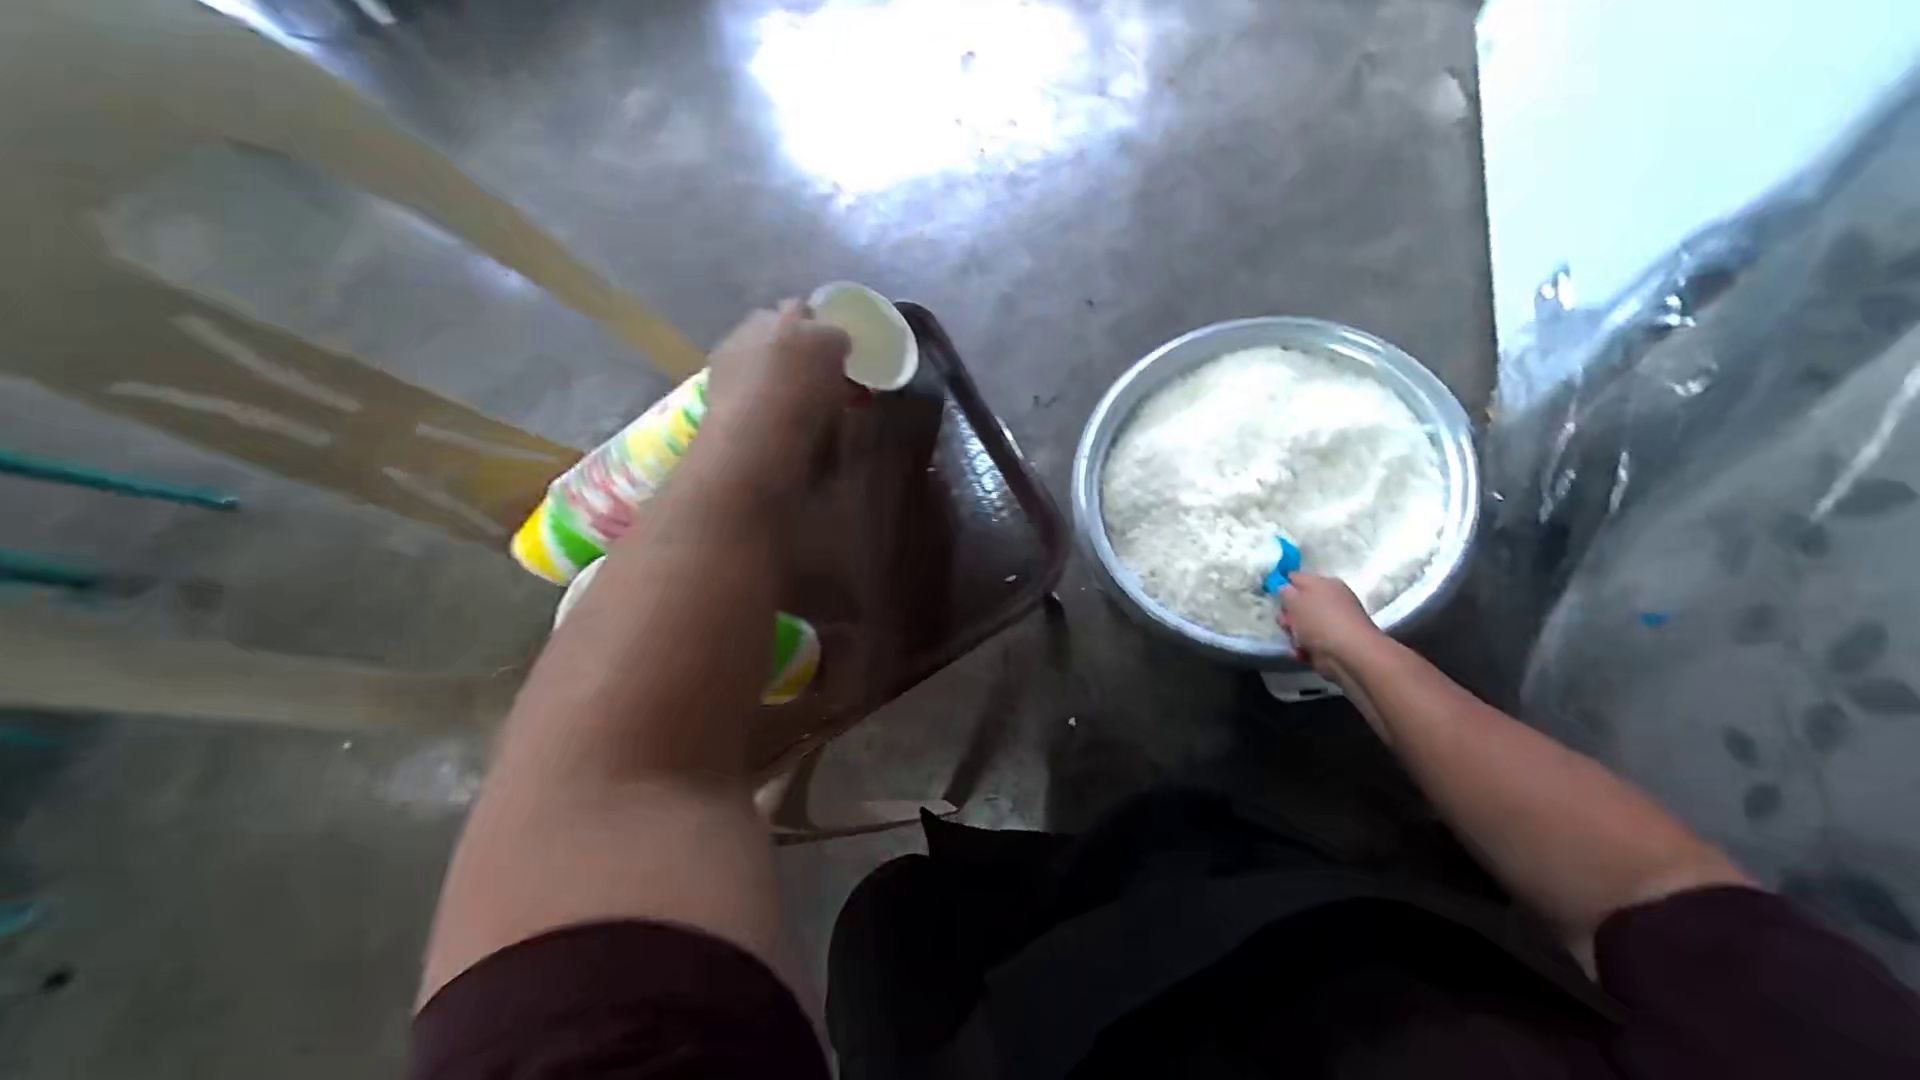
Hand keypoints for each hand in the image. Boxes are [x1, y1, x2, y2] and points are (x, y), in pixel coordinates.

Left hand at [705, 301, 853, 461]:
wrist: (754, 432)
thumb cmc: (808, 422)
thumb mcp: (838, 408)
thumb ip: (847, 391)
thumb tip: (856, 392)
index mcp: (827, 337)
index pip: (839, 334)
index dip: (837, 350)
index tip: (836, 368)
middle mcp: (789, 322)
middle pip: (799, 308)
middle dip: (802, 326)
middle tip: (803, 357)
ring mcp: (751, 329)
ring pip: (764, 322)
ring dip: (770, 337)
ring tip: (770, 371)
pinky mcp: (722, 347)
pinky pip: (739, 343)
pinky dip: (745, 356)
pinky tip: (745, 382)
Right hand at [1278, 574, 1384, 677]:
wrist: (1348, 654)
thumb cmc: (1320, 621)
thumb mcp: (1295, 600)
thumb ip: (1285, 591)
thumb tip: (1284, 587)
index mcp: (1324, 584)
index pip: (1297, 578)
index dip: (1281, 584)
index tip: (1268, 594)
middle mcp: (1330, 601)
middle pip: (1298, 604)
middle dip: (1287, 614)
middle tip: (1285, 622)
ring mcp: (1332, 624)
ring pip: (1301, 625)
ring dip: (1293, 633)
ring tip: (1294, 640)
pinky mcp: (1331, 644)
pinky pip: (1308, 642)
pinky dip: (1302, 648)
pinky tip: (1300, 652)